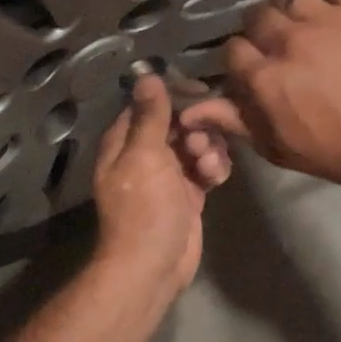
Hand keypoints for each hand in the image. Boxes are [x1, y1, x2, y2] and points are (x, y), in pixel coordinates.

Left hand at [92, 75, 231, 294]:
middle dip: (197, 127)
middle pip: (177, 123)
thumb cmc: (143, 210)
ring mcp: (167, 175)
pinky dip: (214, 170)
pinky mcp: (188, 194)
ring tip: (209, 167)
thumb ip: (150, 116)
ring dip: (209, 149)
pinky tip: (216, 179)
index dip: (174, 97)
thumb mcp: (144, 157)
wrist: (153, 266)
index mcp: (124, 142)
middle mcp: (144, 155)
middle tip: (201, 143)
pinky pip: (206, 169)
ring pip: (196, 145)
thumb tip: (146, 75)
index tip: (202, 93)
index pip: (149, 105)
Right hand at [178, 0, 340, 194]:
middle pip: (257, 16)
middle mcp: (289, 41)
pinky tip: (338, 6)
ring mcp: (328, 19)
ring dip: (294, 9)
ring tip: (311, 26)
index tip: (257, 69)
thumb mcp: (277, 148)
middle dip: (264, 33)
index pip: (233, 49)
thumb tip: (189, 109)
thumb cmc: (337, 155)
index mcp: (265, 77)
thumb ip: (233, 121)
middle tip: (284, 49)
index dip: (242, 60)